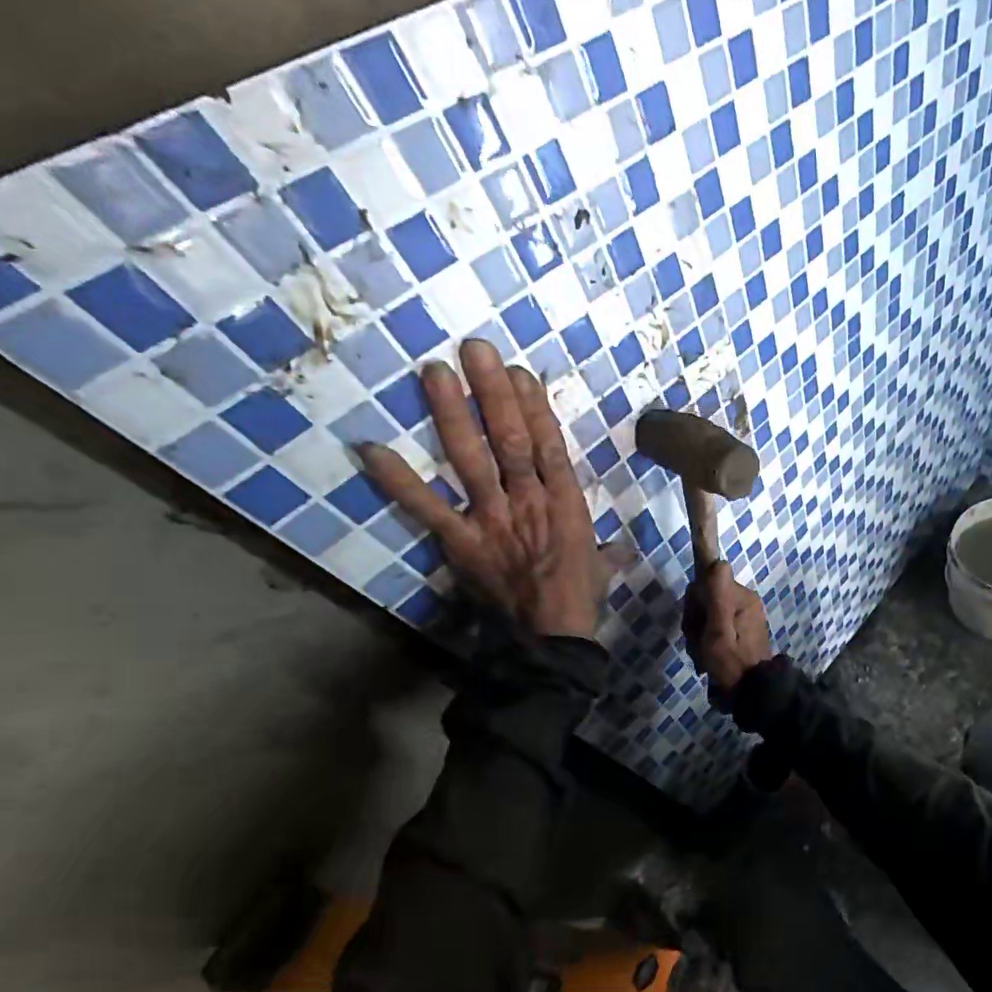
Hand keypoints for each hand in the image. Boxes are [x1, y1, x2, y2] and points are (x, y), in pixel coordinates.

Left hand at [359, 339, 612, 639]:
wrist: (551, 641)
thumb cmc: (579, 598)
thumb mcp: (601, 566)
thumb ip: (605, 549)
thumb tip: (619, 548)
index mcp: (565, 502)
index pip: (549, 443)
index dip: (534, 404)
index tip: (519, 371)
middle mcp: (528, 501)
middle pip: (510, 439)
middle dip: (493, 393)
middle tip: (474, 350)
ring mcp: (492, 519)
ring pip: (472, 460)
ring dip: (453, 416)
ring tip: (436, 374)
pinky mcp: (461, 542)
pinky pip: (427, 508)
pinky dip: (399, 481)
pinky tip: (372, 450)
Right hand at [684, 561, 773, 691]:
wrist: (752, 694)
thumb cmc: (731, 663)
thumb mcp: (719, 631)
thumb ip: (717, 597)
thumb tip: (718, 562)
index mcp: (741, 597)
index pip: (706, 582)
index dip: (695, 603)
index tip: (697, 624)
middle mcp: (744, 601)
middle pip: (705, 597)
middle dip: (695, 621)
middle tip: (698, 644)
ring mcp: (742, 615)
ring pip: (706, 613)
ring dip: (698, 634)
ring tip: (703, 654)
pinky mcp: (739, 629)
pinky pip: (713, 625)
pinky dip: (706, 641)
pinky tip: (707, 657)